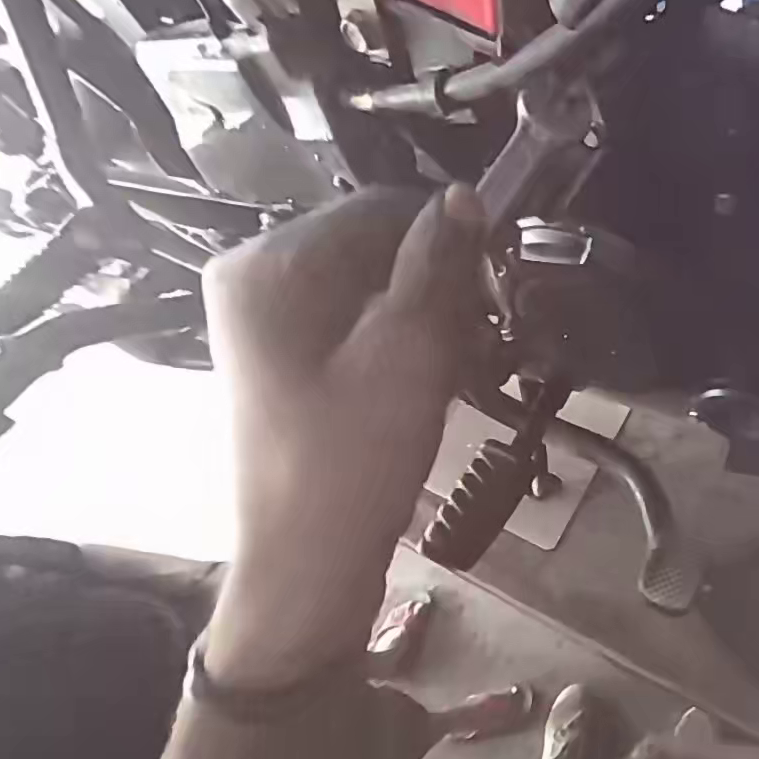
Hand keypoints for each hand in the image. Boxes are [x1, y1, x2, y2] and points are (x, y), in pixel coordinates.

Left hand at [200, 185, 482, 685]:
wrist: (310, 561)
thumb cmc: (356, 456)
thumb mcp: (408, 353)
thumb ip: (437, 267)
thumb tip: (467, 197)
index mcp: (269, 265)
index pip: (376, 209)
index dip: (447, 234)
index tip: (499, 279)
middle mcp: (259, 282)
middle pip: (372, 250)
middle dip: (439, 285)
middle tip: (488, 332)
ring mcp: (271, 327)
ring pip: (372, 293)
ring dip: (431, 318)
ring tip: (470, 361)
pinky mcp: (292, 364)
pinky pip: (360, 329)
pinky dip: (406, 344)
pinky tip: (441, 376)